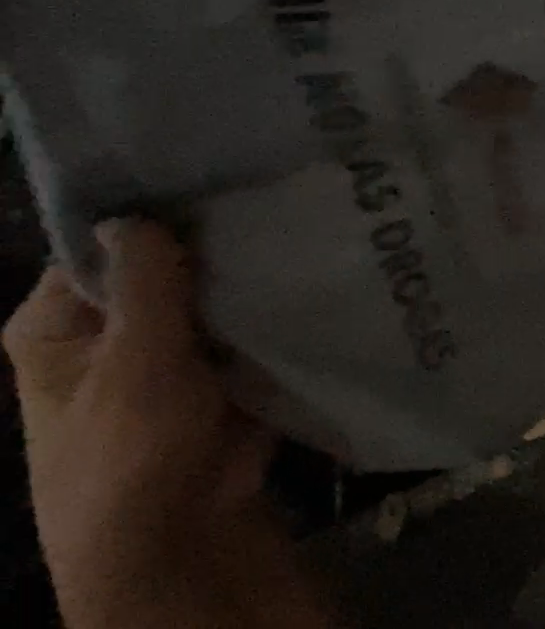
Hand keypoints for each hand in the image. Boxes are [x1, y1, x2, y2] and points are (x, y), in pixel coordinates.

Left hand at [4, 220, 327, 628]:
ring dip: (257, 271)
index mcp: (62, 325)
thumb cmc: (130, 447)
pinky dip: (280, 303)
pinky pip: (252, 321)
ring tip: (314, 218)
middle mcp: (115, 330)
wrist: (180, 529)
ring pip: (219, 292)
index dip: (157, 211)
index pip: (103, 247)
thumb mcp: (133, 362)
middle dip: (221, 240)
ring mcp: (175, 348)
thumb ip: (145, 286)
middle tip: (280, 188)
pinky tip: (323, 266)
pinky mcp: (227, 365)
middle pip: (170, 267)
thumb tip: (136, 214)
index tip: (221, 172)